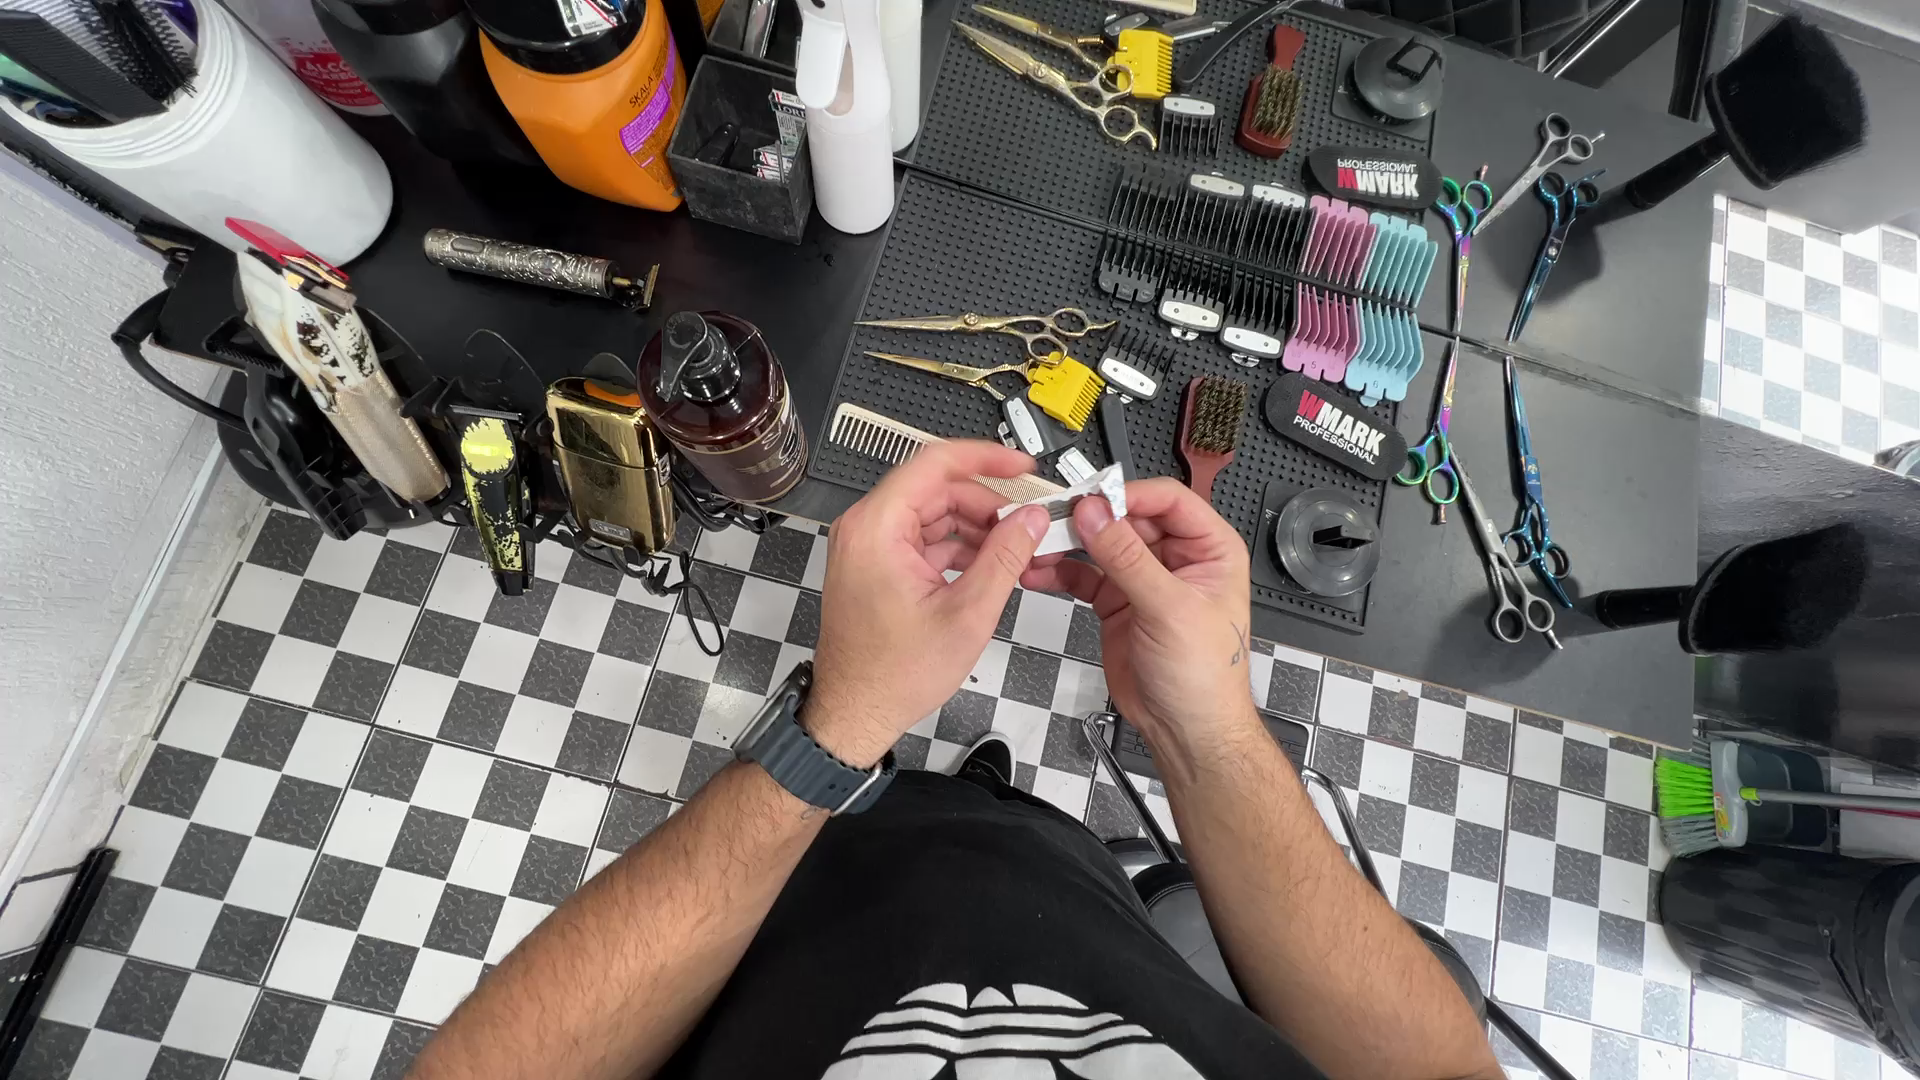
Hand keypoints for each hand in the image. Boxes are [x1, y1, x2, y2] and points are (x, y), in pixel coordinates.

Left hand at [805, 441, 1050, 765]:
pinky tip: (988, 565)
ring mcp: (869, 545)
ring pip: (933, 513)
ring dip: (975, 527)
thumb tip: (1031, 519)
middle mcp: (866, 528)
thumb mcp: (966, 613)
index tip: (1021, 466)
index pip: (935, 463)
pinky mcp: (876, 564)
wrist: (856, 713)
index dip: (986, 459)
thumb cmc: (893, 674)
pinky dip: (957, 547)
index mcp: (877, 528)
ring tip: (1014, 550)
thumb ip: (1004, 557)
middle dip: (987, 504)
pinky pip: (923, 538)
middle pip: (937, 489)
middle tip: (1027, 523)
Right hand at [1020, 478, 1257, 757]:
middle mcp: (1176, 558)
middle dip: (1089, 519)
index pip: (1166, 501)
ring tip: (1038, 545)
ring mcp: (1143, 578)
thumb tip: (1097, 515)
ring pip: (1100, 544)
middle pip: (1127, 519)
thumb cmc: (1205, 677)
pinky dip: (1060, 572)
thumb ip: (1127, 558)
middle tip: (1053, 520)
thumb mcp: (1169, 609)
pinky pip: (1084, 575)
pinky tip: (1039, 572)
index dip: (1128, 496)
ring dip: (1068, 544)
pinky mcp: (1116, 600)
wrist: (1185, 729)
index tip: (1091, 500)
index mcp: (1209, 550)